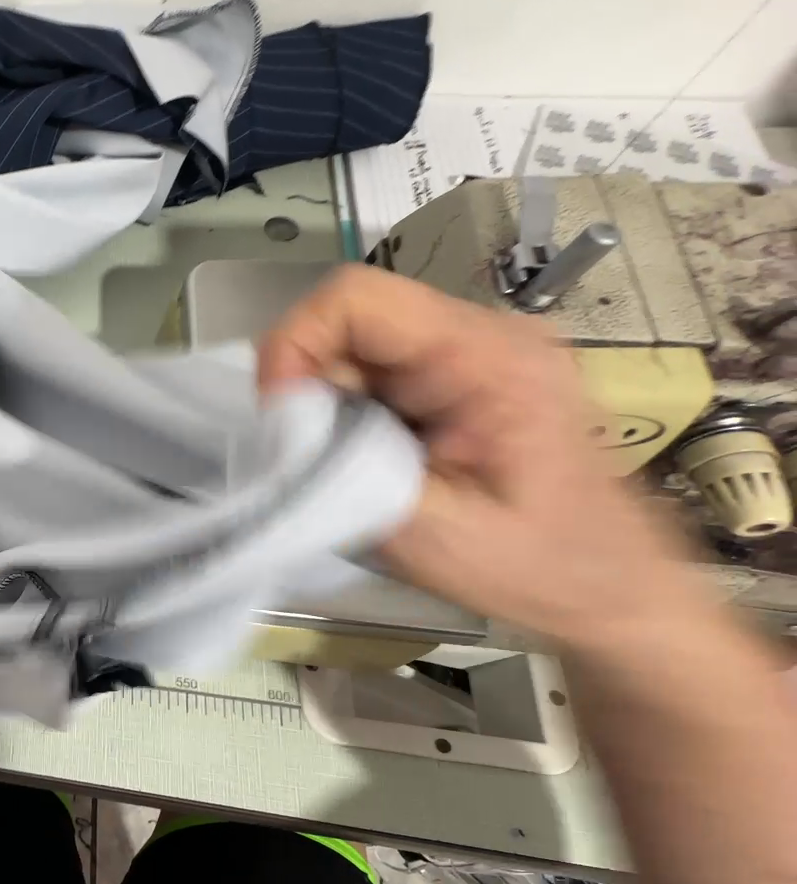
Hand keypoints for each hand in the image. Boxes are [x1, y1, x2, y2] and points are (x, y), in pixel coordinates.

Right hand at [257, 265, 709, 653]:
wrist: (605, 583)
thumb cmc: (528, 564)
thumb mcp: (421, 529)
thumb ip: (343, 471)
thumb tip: (278, 432)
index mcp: (486, 359)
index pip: (355, 300)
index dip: (293, 345)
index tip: (279, 416)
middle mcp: (481, 333)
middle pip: (345, 322)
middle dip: (303, 385)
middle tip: (307, 454)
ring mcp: (470, 348)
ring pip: (349, 346)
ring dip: (320, 401)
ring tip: (340, 461)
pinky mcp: (456, 369)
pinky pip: (368, 367)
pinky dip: (340, 408)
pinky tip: (362, 454)